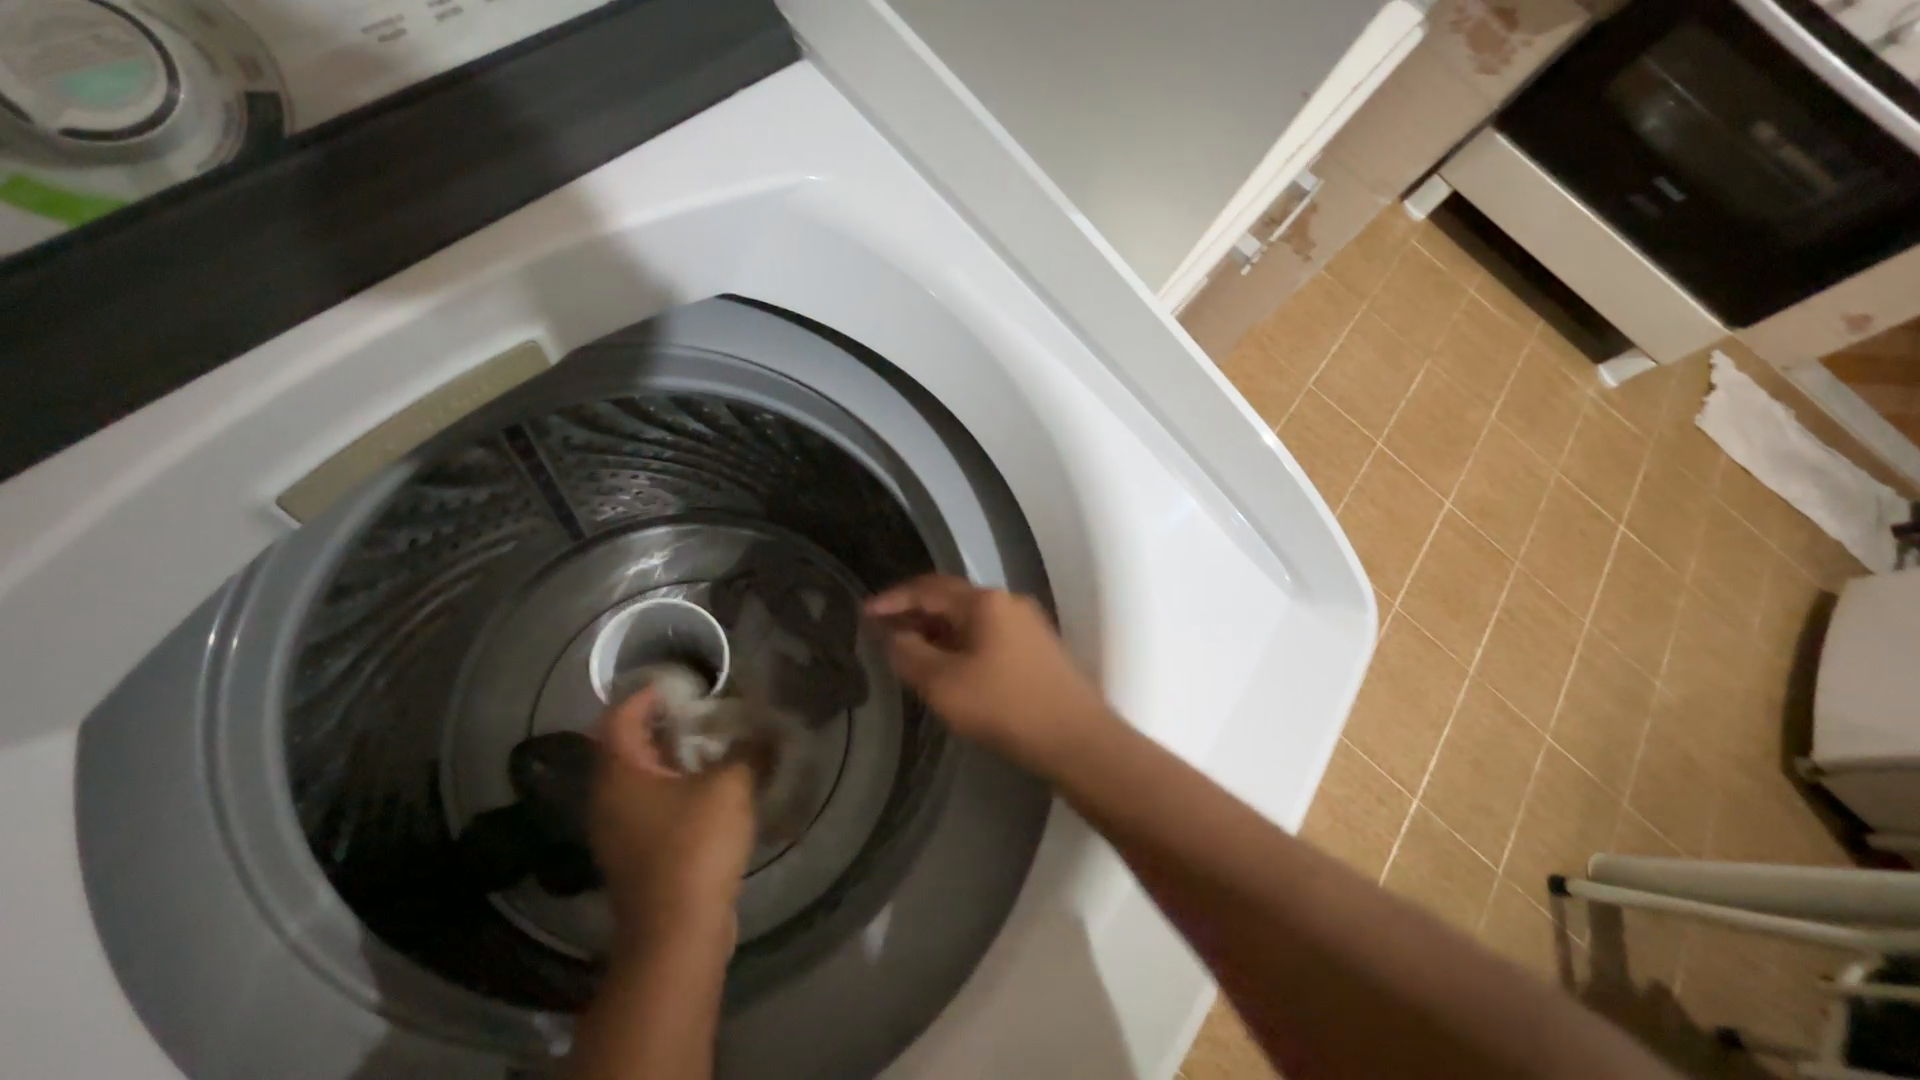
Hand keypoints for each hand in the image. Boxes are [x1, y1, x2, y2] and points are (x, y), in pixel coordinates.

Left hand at [592, 689, 755, 947]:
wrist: (677, 932)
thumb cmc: (695, 848)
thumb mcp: (731, 788)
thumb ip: (748, 751)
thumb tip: (765, 731)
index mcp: (619, 773)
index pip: (620, 716)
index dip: (647, 694)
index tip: (682, 685)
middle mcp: (606, 799)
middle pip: (626, 747)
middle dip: (662, 727)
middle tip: (704, 714)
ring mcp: (616, 832)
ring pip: (638, 781)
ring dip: (670, 763)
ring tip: (713, 750)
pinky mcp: (634, 858)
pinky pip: (648, 810)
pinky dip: (673, 793)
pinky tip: (709, 795)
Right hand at [866, 575, 1113, 772]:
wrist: (1077, 739)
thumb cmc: (1005, 707)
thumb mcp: (944, 684)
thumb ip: (910, 655)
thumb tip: (893, 637)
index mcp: (985, 602)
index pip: (928, 589)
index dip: (893, 600)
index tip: (864, 614)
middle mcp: (1009, 603)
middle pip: (951, 601)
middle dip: (914, 615)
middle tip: (883, 634)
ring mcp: (1028, 626)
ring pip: (970, 621)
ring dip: (937, 633)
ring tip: (910, 653)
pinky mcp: (1038, 651)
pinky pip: (988, 637)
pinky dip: (960, 645)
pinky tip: (949, 670)